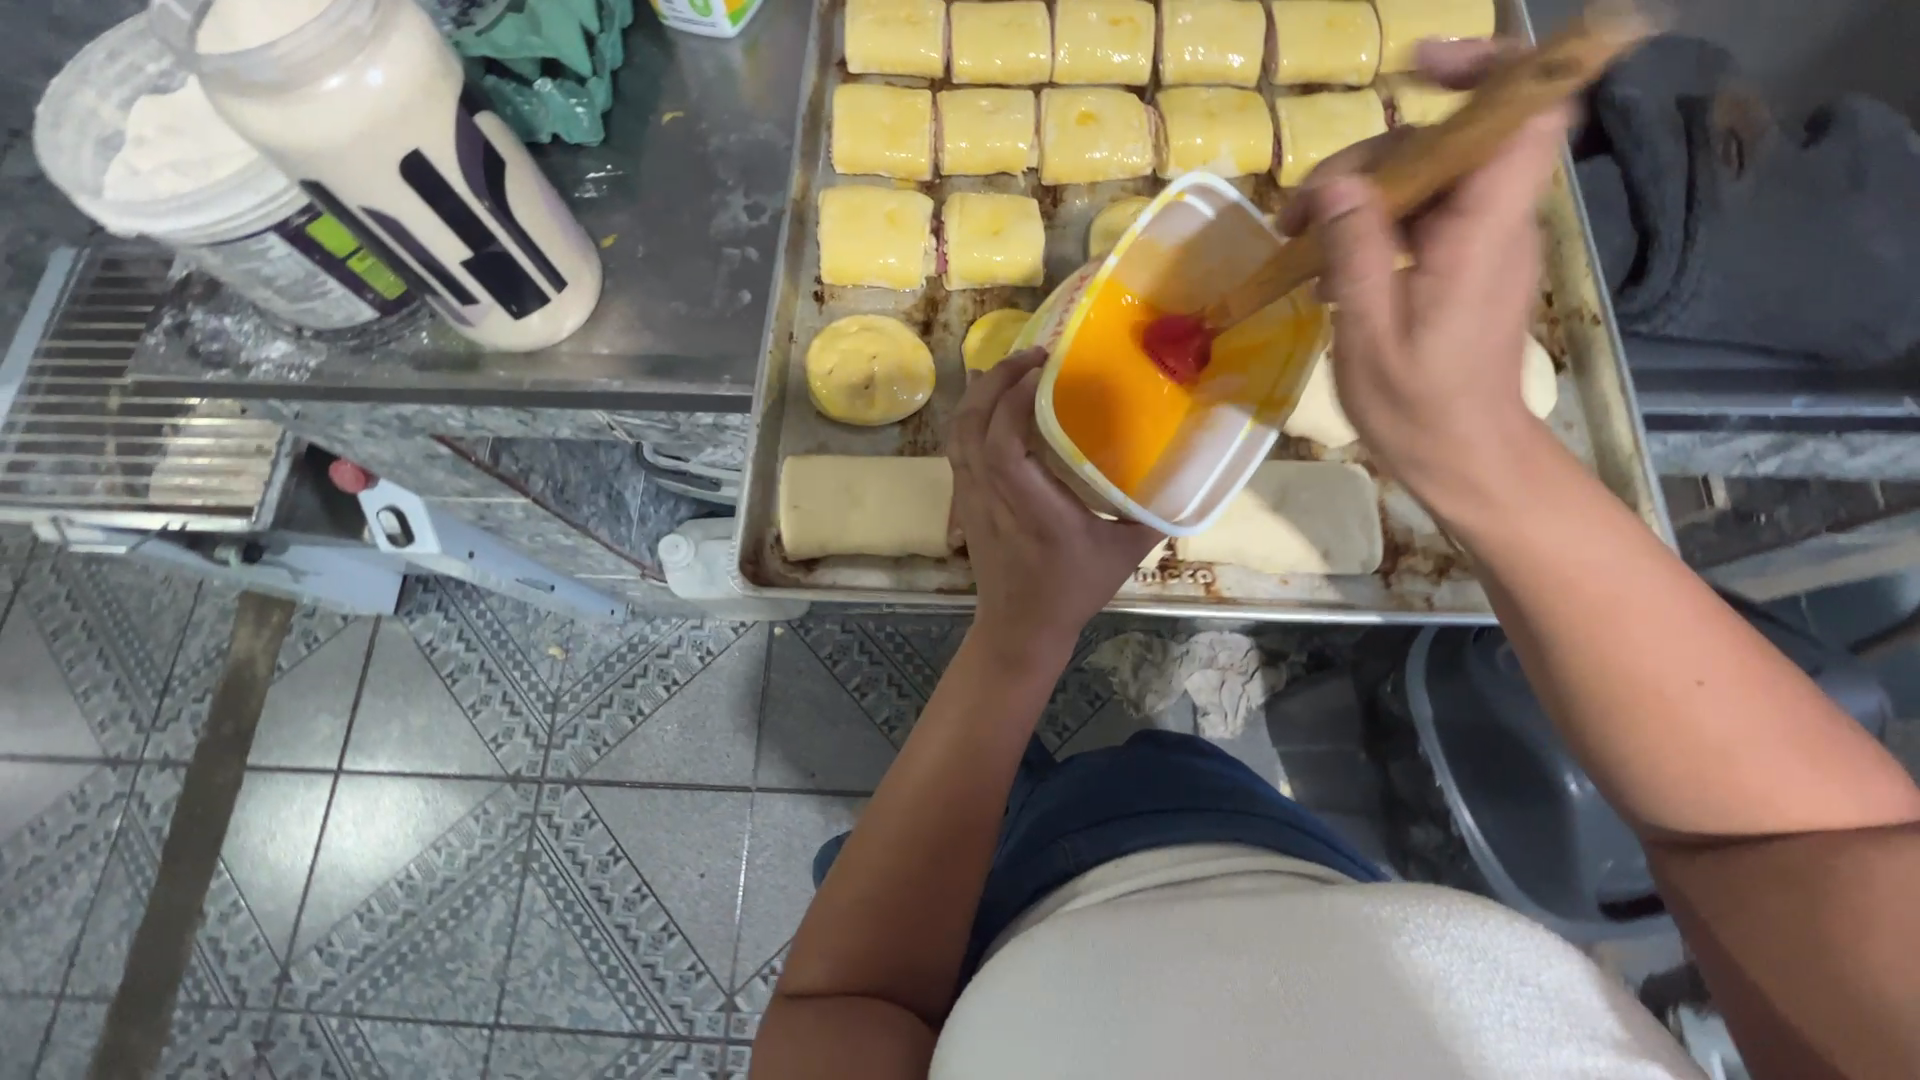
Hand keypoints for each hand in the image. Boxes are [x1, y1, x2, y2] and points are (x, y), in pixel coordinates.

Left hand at [948, 348, 1162, 655]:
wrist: (1019, 628)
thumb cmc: (1072, 591)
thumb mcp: (1124, 555)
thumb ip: (1153, 513)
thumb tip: (1186, 470)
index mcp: (1033, 510)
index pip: (1002, 445)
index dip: (1013, 399)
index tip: (1044, 368)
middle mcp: (993, 499)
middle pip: (971, 427)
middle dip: (996, 381)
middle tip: (1032, 355)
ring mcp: (971, 499)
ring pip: (957, 434)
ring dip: (979, 394)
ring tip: (1012, 369)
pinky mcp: (964, 501)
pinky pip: (957, 447)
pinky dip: (971, 415)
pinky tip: (993, 400)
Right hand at [1282, 40, 1570, 513]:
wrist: (1464, 456)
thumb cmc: (1418, 408)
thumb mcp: (1368, 337)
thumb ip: (1356, 254)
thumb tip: (1336, 186)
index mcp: (1483, 234)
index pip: (1527, 114)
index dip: (1490, 69)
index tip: (1417, 71)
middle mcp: (1495, 222)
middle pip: (1448, 143)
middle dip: (1369, 158)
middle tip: (1299, 212)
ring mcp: (1481, 241)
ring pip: (1428, 177)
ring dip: (1360, 193)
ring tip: (1298, 238)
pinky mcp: (1464, 262)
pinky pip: (1422, 215)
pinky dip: (1372, 223)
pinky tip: (1329, 264)